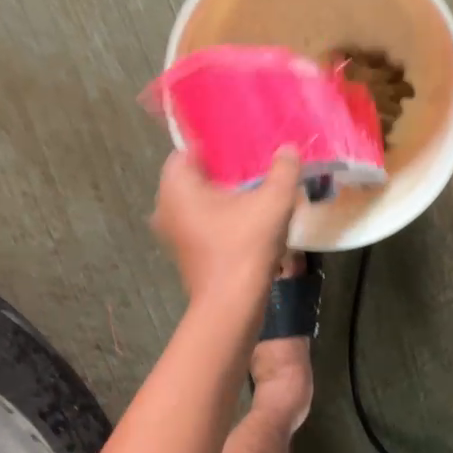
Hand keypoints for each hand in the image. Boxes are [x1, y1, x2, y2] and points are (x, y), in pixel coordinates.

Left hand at [152, 148, 301, 302]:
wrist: (232, 305)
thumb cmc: (245, 246)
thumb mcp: (274, 202)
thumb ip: (283, 170)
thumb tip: (288, 148)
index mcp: (176, 185)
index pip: (189, 150)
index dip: (218, 147)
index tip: (245, 148)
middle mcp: (164, 206)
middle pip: (195, 178)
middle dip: (223, 173)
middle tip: (255, 169)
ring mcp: (172, 233)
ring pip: (199, 204)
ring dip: (224, 199)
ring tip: (255, 195)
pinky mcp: (184, 254)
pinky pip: (202, 225)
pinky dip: (220, 221)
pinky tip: (248, 224)